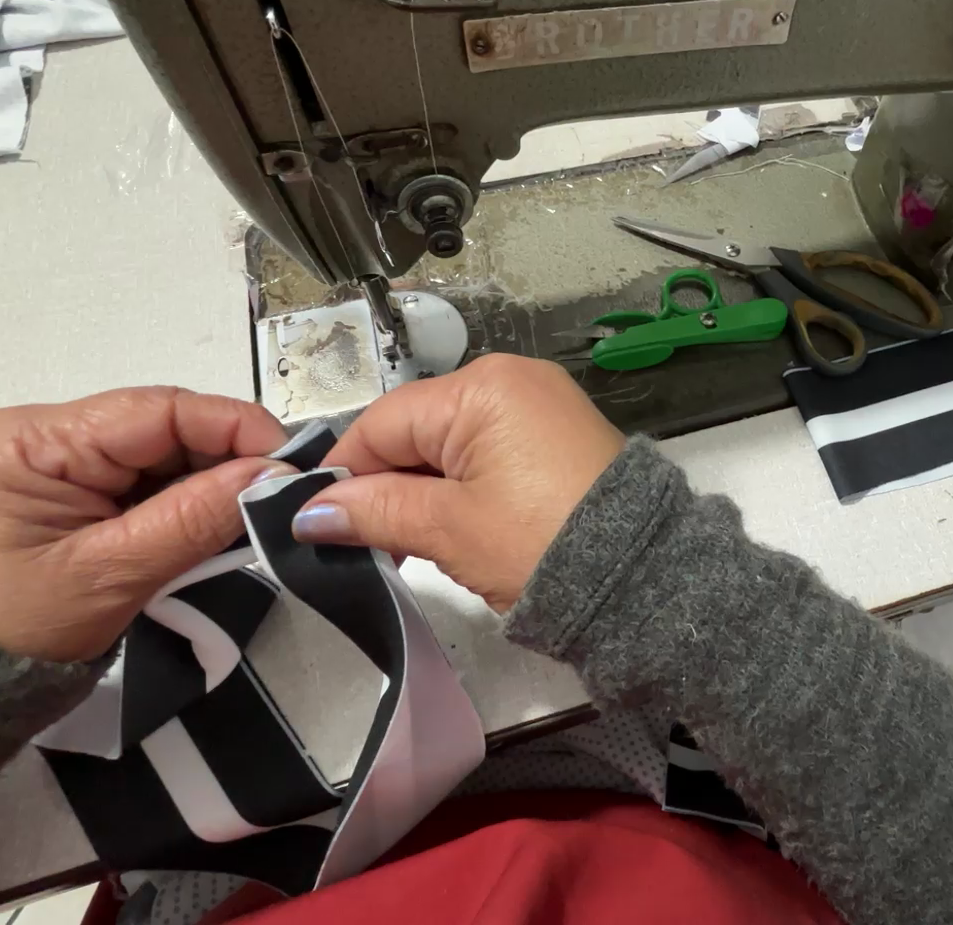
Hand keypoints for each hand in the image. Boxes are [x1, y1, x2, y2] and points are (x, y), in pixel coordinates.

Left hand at [0, 387, 294, 662]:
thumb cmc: (6, 632)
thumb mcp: (109, 574)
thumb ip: (195, 517)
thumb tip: (277, 473)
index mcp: (36, 440)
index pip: (159, 410)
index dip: (235, 427)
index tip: (293, 462)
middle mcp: (47, 436)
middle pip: (167, 430)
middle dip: (228, 460)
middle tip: (281, 497)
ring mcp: (60, 464)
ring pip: (166, 457)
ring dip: (212, 485)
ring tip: (252, 516)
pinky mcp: (74, 492)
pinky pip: (150, 483)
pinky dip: (189, 503)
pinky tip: (215, 525)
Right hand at [292, 355, 624, 610]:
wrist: (642, 573)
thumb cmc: (539, 543)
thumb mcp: (449, 528)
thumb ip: (374, 510)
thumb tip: (309, 511)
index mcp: (483, 386)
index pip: (385, 421)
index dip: (347, 472)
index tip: (320, 523)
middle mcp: (513, 380)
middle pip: (419, 429)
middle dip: (388, 485)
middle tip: (370, 545)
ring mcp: (540, 405)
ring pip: (452, 443)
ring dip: (425, 491)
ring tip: (411, 546)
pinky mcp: (558, 434)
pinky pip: (490, 451)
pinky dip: (465, 486)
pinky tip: (453, 528)